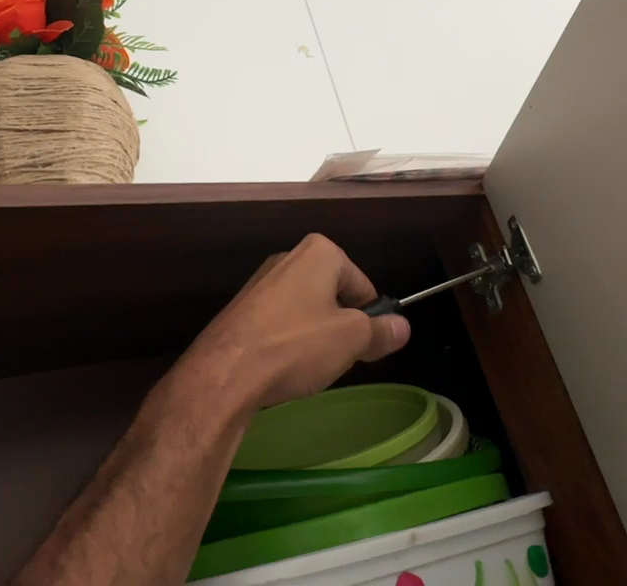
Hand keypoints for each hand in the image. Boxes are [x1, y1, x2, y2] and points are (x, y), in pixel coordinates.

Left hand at [176, 233, 411, 413]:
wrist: (224, 374)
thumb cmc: (297, 345)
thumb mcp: (352, 339)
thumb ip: (381, 331)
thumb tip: (402, 327)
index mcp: (319, 252)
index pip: (361, 284)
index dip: (370, 317)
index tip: (367, 347)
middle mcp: (287, 257)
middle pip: (332, 295)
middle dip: (340, 326)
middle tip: (339, 358)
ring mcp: (260, 284)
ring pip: (304, 312)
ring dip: (313, 337)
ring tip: (309, 368)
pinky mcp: (240, 311)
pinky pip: (278, 325)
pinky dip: (286, 345)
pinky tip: (282, 369)